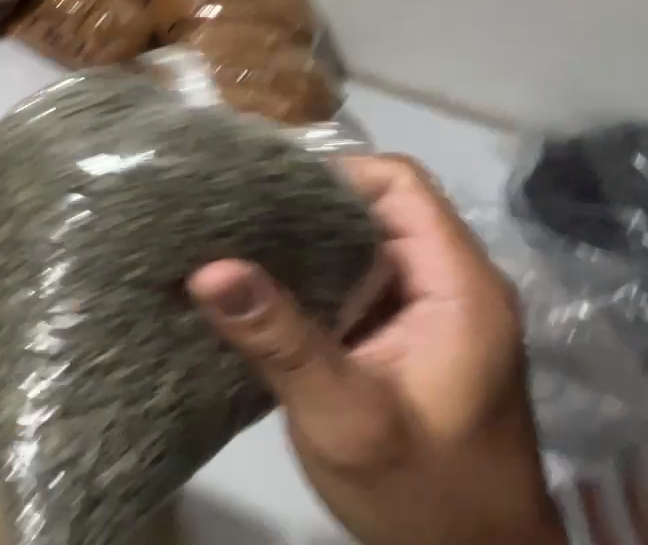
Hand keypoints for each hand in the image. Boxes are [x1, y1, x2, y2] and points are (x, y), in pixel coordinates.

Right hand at [187, 155, 565, 544]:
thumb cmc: (425, 494)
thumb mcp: (348, 419)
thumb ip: (283, 341)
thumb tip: (207, 267)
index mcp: (457, 291)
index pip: (397, 185)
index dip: (324, 170)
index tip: (243, 184)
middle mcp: (440, 288)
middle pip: (364, 205)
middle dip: (286, 200)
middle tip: (206, 206)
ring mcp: (413, 314)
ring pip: (343, 241)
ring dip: (279, 238)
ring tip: (206, 236)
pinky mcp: (382, 337)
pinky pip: (332, 279)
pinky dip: (283, 272)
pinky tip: (232, 284)